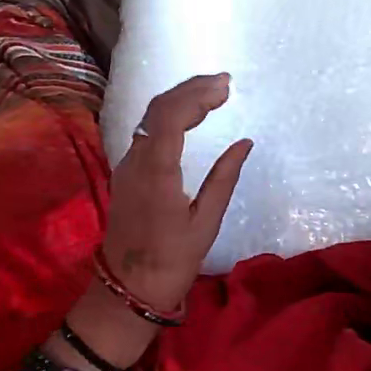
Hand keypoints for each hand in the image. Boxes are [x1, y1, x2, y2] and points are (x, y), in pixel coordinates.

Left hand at [93, 73, 252, 323]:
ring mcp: (127, 164)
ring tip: (212, 93)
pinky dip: (169, 115)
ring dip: (180, 99)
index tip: (226, 88)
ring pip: (149, 117)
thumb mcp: (206, 223)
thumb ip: (224, 178)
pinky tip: (190, 115)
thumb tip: (244, 142)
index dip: (197, 95)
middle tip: (224, 83)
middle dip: (191, 89)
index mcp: (156, 172)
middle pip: (158, 108)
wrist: (129, 287)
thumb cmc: (172, 260)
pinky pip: (146, 131)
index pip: (171, 116)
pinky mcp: (127, 171)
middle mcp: (136, 160)